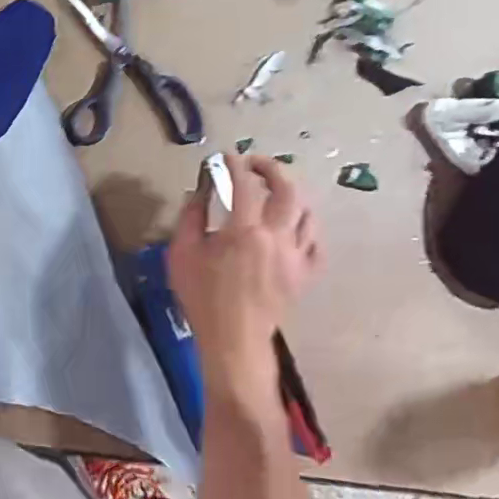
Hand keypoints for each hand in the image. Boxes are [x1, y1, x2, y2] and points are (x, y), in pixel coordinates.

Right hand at [167, 155, 321, 389]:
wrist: (233, 340)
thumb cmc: (202, 297)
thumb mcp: (182, 253)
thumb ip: (191, 218)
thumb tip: (199, 193)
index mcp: (245, 230)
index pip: (244, 185)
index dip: (234, 166)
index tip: (225, 158)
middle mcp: (277, 237)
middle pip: (288, 191)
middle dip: (272, 169)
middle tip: (255, 164)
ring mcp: (295, 257)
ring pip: (307, 215)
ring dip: (292, 196)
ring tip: (276, 193)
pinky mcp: (304, 276)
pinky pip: (316, 246)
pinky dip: (307, 231)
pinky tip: (293, 229)